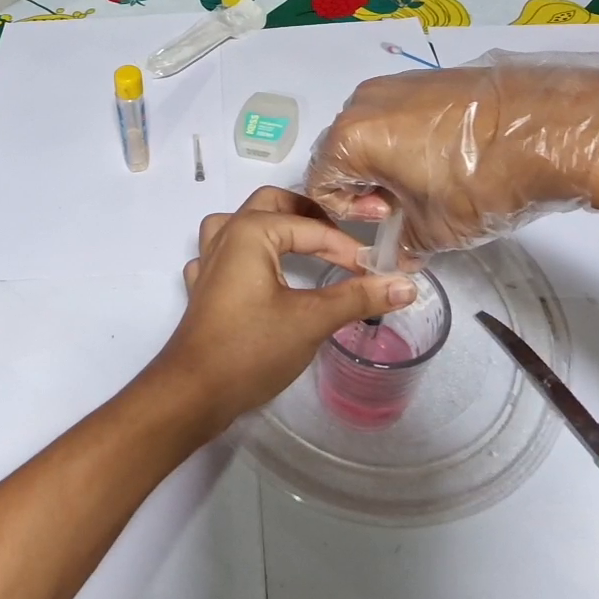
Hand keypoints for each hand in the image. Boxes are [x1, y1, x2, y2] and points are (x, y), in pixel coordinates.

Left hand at [148, 187, 417, 431]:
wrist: (193, 393)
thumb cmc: (251, 348)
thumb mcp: (311, 321)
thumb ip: (358, 298)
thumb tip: (406, 284)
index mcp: (251, 231)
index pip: (313, 229)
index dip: (349, 248)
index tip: (379, 270)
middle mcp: (227, 234)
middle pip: (272, 204)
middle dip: (310, 216)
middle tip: (343, 240)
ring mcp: (209, 260)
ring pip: (243, 223)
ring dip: (273, 224)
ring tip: (303, 243)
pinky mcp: (203, 287)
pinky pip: (224, 253)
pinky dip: (246, 254)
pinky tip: (259, 273)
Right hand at [305, 54, 598, 254]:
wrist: (553, 128)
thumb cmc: (482, 182)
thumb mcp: (436, 230)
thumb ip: (402, 245)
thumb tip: (396, 254)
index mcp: (352, 137)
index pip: (321, 183)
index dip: (349, 212)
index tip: (388, 218)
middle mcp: (365, 101)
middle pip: (344, 152)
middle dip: (367, 185)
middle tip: (410, 205)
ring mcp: (399, 83)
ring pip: (374, 131)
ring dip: (390, 162)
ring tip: (435, 181)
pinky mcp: (431, 76)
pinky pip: (402, 114)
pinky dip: (413, 139)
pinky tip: (454, 156)